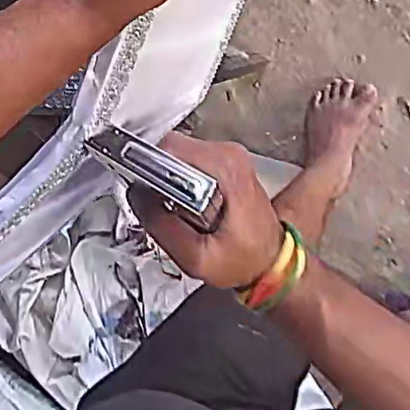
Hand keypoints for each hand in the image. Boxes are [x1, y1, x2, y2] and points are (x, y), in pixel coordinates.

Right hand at [129, 132, 286, 289]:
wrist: (272, 263)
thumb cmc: (244, 260)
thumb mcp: (196, 259)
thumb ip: (162, 227)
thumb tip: (137, 196)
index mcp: (226, 171)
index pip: (169, 150)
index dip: (148, 170)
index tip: (146, 191)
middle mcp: (229, 155)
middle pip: (168, 147)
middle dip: (155, 174)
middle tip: (163, 205)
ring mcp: (227, 154)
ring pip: (173, 151)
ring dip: (164, 176)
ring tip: (177, 206)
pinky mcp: (223, 158)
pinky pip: (184, 156)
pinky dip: (175, 175)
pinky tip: (186, 200)